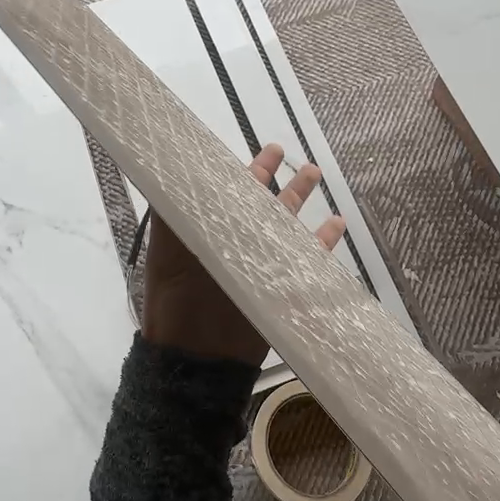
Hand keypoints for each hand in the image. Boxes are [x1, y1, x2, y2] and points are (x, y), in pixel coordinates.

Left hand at [140, 143, 344, 365]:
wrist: (195, 350)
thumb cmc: (175, 294)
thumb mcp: (167, 244)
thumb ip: (168, 206)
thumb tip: (163, 167)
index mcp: (212, 226)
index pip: (233, 189)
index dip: (249, 170)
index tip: (266, 150)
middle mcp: (238, 239)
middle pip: (262, 200)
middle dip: (276, 176)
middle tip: (287, 152)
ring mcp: (262, 261)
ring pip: (287, 222)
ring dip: (301, 197)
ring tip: (314, 172)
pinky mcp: (282, 284)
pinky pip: (309, 256)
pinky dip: (324, 240)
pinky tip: (336, 223)